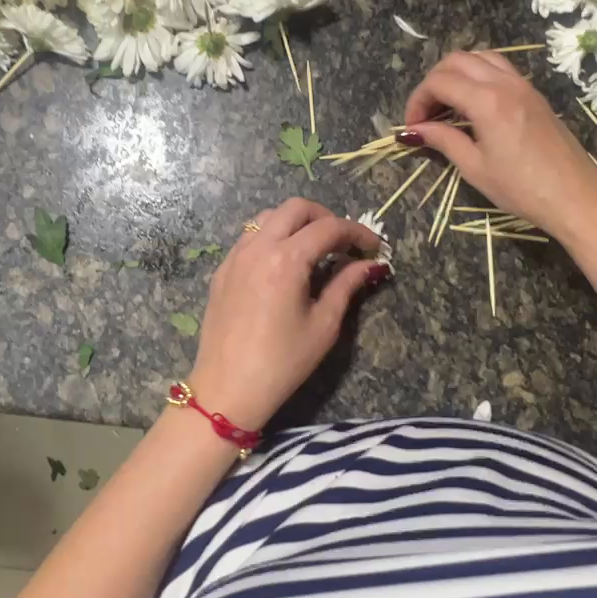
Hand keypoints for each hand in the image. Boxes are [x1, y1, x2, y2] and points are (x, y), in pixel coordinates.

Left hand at [187, 199, 388, 431]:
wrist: (227, 390)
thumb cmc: (282, 363)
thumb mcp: (323, 326)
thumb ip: (346, 286)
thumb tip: (370, 265)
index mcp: (286, 259)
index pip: (329, 228)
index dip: (357, 232)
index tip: (374, 247)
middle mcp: (258, 247)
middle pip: (296, 208)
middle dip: (325, 217)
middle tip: (344, 242)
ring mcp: (235, 256)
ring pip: (268, 217)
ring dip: (296, 223)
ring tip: (314, 249)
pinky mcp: (222, 270)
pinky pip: (250, 237)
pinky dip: (272, 237)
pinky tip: (283, 264)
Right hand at [401, 51, 596, 243]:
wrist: (576, 197)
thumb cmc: (522, 189)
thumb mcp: (475, 168)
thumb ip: (443, 141)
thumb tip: (414, 131)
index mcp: (487, 101)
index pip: (439, 82)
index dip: (418, 101)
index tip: (412, 127)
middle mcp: (505, 83)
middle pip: (456, 61)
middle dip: (433, 82)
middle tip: (426, 115)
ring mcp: (523, 85)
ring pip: (480, 58)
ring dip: (456, 73)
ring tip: (447, 105)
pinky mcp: (534, 94)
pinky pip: (499, 68)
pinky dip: (478, 75)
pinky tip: (473, 104)